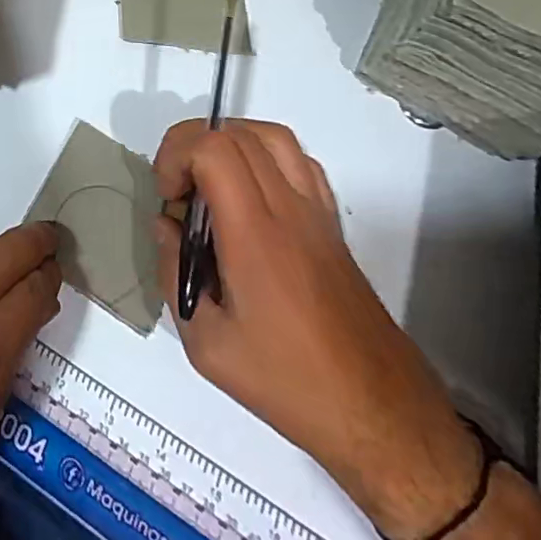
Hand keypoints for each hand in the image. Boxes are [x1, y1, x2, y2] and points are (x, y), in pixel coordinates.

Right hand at [152, 120, 480, 538]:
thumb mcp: (206, 344)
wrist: (374, 406)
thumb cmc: (285, 379)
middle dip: (192, 145)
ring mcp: (316, 210)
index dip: (177, 154)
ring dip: (229, 142)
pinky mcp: (331, 222)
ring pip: (272, 135)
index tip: (169, 197)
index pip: (214, 148)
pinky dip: (263, 157)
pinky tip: (248, 196)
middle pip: (238, 132)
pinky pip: (298, 160)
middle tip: (179, 194)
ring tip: (208, 184)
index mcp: (254, 233)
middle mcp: (288, 207)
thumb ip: (173, 272)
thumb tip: (166, 225)